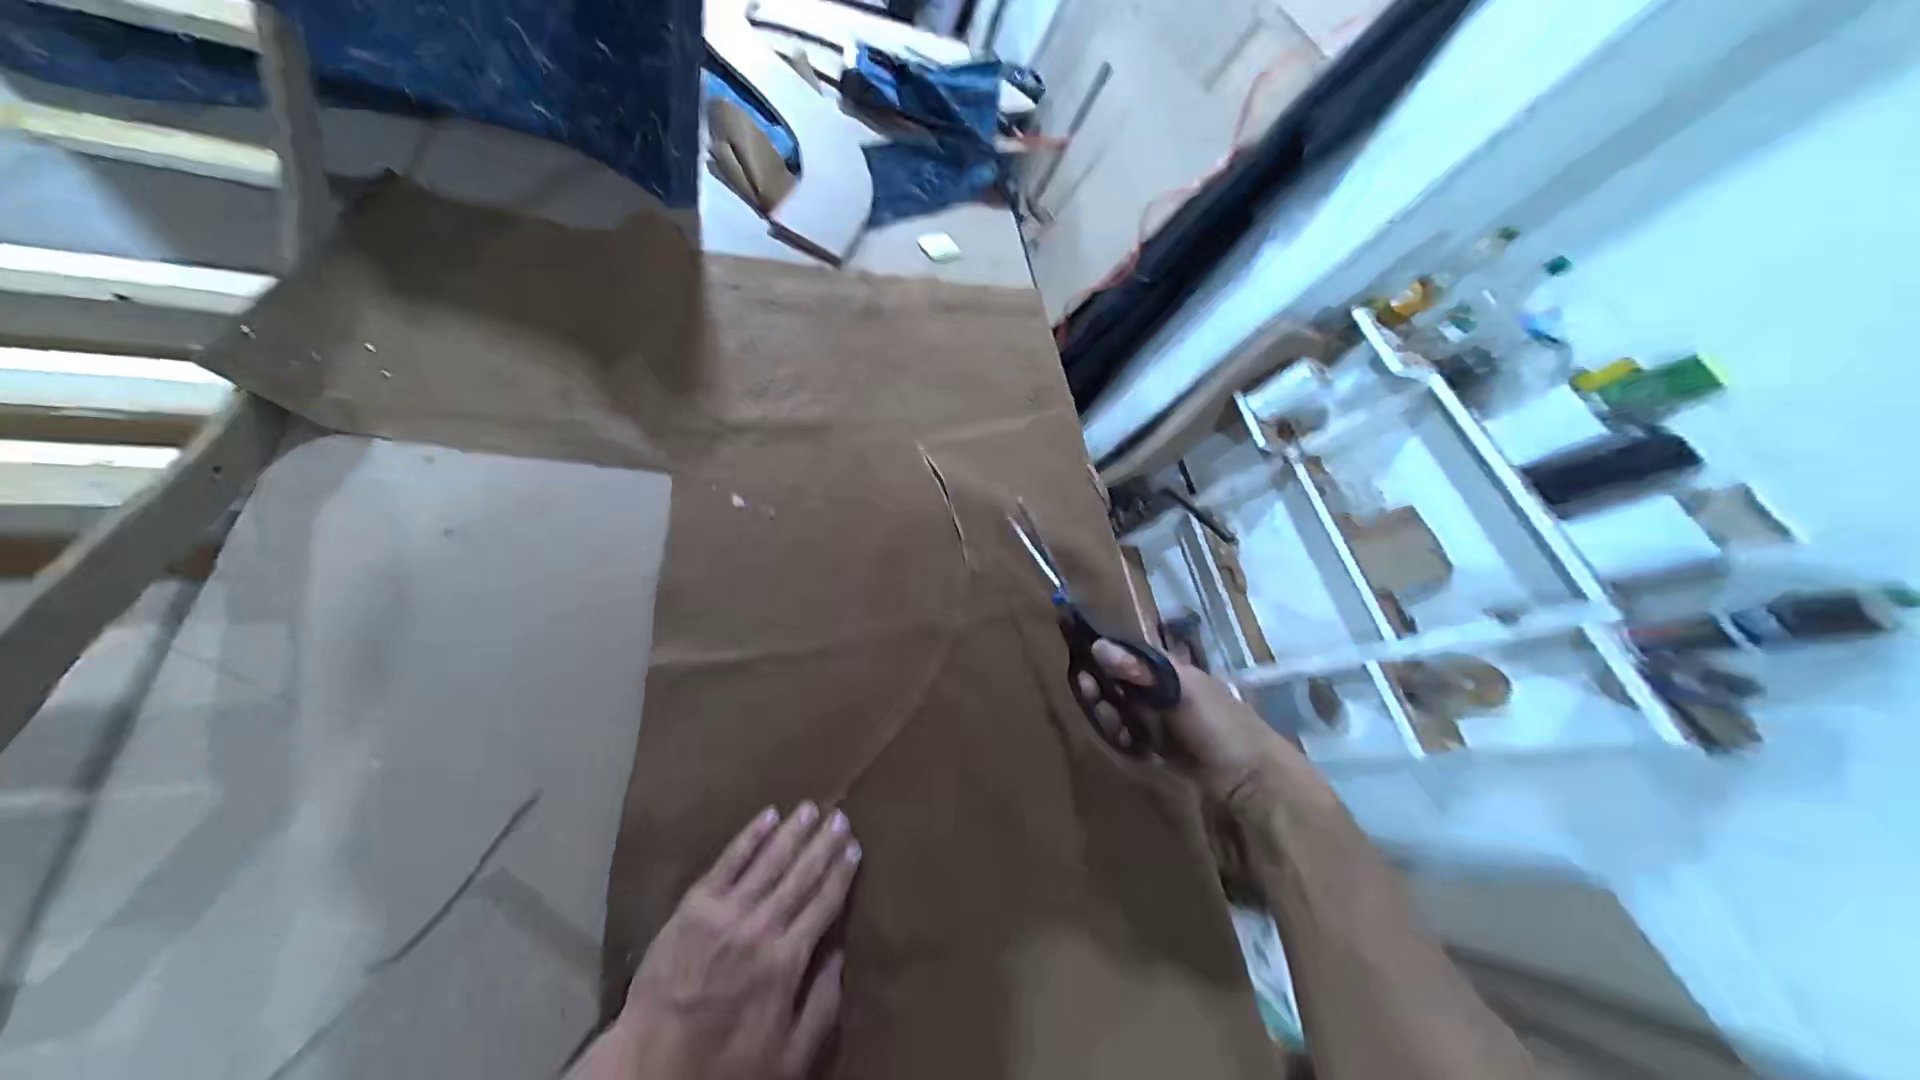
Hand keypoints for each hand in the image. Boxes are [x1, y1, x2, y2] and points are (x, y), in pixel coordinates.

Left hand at [574, 803, 861, 1079]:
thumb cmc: (723, 1065)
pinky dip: (749, 837)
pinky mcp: (694, 906)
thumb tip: (840, 948)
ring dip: (792, 832)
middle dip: (824, 844)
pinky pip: (728, 862)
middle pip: (801, 875)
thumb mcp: (790, 1057)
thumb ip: (822, 1001)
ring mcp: (726, 913)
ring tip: (810, 808)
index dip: (842, 874)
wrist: (648, 1068)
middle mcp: (761, 927)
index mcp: (787, 961)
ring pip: (769, 861)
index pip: (824, 904)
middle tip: (840, 816)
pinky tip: (766, 816)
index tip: (855, 848)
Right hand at [1083, 640, 1312, 802]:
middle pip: (1122, 685)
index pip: (1133, 657)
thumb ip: (1143, 667)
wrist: (1252, 788)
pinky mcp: (1158, 756)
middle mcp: (1166, 697)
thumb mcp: (1184, 687)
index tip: (1084, 654)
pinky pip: (1128, 740)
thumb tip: (1098, 645)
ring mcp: (1162, 728)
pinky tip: (1114, 734)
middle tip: (1084, 684)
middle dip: (1101, 683)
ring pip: (1122, 712)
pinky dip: (1117, 736)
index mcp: (1175, 674)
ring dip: (1105, 709)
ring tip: (1098, 709)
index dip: (1108, 655)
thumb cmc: (1222, 727)